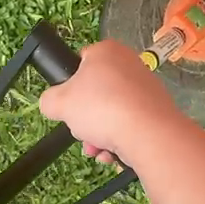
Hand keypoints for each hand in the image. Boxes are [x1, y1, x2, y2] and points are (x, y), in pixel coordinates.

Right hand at [36, 40, 191, 168]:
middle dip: (85, 120)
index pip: (80, 64)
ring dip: (98, 135)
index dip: (69, 87)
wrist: (147, 132)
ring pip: (110, 112)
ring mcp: (144, 86)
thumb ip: (49, 101)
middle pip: (95, 94)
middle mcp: (128, 63)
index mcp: (105, 51)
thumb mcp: (59, 103)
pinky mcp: (155, 108)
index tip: (68, 106)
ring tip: (97, 149)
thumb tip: (52, 104)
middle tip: (82, 132)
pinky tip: (112, 152)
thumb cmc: (101, 108)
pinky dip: (118, 139)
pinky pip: (128, 123)